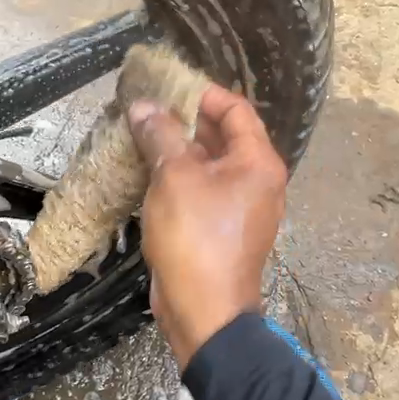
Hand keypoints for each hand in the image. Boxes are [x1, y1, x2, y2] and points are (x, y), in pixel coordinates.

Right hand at [128, 85, 287, 365]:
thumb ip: (160, 135)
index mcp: (258, 162)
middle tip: (146, 108)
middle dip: (184, 120)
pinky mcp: (223, 228)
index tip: (166, 87)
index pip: (236, 109)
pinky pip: (203, 189)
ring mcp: (242, 207)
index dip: (202, 94)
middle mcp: (257, 180)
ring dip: (177, 148)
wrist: (204, 312)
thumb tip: (143, 106)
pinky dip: (178, 176)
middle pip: (223, 135)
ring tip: (140, 135)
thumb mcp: (174, 178)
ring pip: (209, 163)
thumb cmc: (195, 237)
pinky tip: (147, 172)